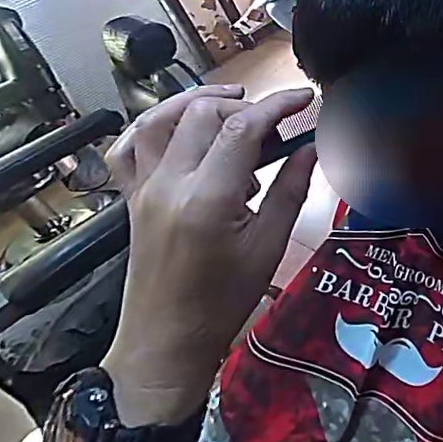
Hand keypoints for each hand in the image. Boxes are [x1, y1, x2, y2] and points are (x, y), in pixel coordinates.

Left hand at [100, 85, 317, 423]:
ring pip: (159, 119)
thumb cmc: (223, 300)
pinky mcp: (132, 197)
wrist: (166, 342)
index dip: (278, 105)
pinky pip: (130, 147)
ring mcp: (144, 189)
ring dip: (198, 102)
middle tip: (275, 123)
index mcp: (208, 199)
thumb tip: (312, 147)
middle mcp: (169, 185)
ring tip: (233, 104)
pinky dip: (153, 125)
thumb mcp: (269, 244)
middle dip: (246, 106)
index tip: (304, 99)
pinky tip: (180, 125)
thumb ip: (292, 188)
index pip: (243, 128)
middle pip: (202, 114)